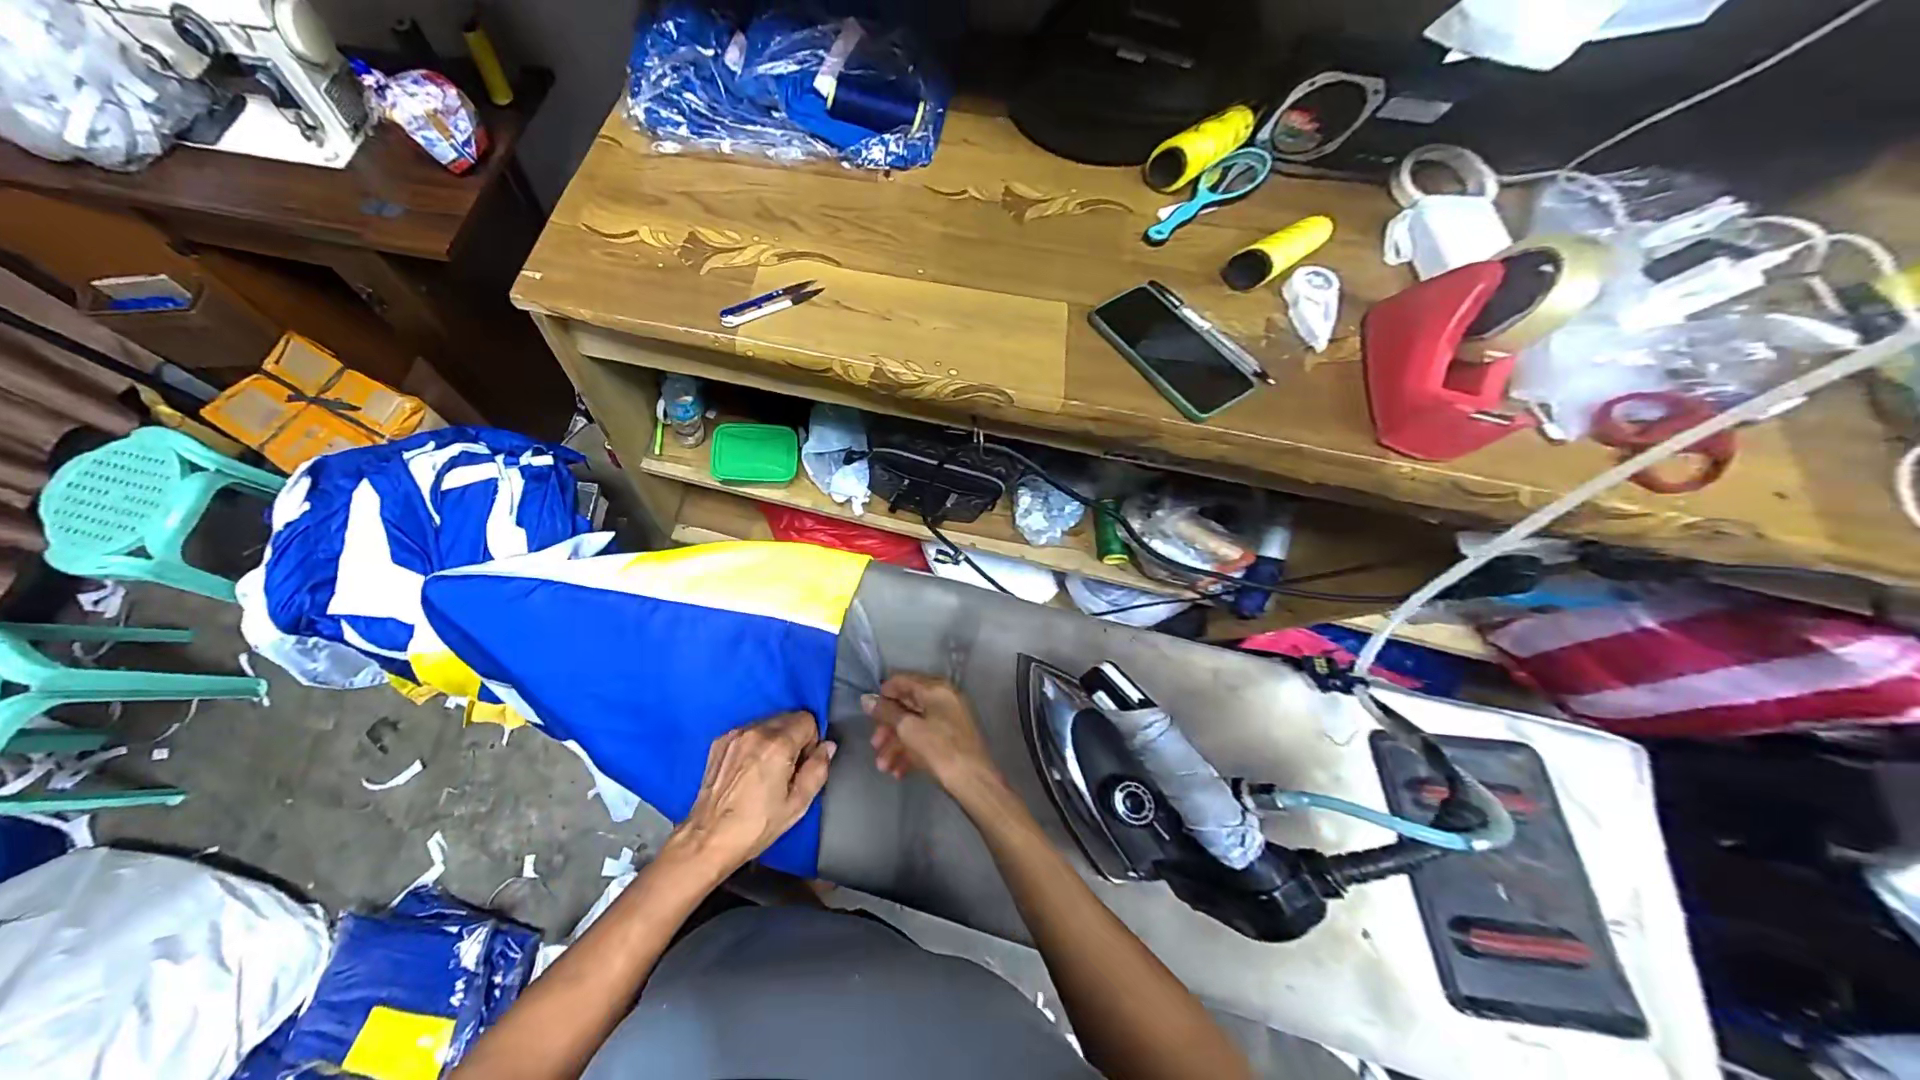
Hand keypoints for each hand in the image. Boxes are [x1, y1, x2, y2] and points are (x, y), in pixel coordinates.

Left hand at [669, 711, 834, 874]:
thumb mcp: (798, 804)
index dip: (812, 741)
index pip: (807, 719)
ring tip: (766, 771)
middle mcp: (754, 732)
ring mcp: (734, 736)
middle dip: (795, 737)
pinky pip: (748, 732)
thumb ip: (818, 769)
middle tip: (788, 770)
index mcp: (777, 745)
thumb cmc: (756, 826)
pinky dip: (755, 743)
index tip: (804, 763)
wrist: (709, 839)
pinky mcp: (719, 743)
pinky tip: (749, 770)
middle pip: (788, 717)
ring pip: (768, 723)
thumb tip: (827, 747)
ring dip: (775, 739)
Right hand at [862, 673, 999, 791]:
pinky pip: (925, 740)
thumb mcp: (908, 729)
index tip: (869, 711)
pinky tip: (898, 772)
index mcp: (936, 690)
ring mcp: (949, 721)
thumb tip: (867, 699)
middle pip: (907, 706)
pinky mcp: (951, 741)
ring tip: (883, 767)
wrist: (974, 782)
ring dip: (896, 745)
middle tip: (874, 745)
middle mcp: (944, 700)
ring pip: (915, 726)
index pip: (903, 681)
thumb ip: (886, 712)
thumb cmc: (940, 750)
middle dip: (888, 727)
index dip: (883, 694)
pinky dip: (910, 753)